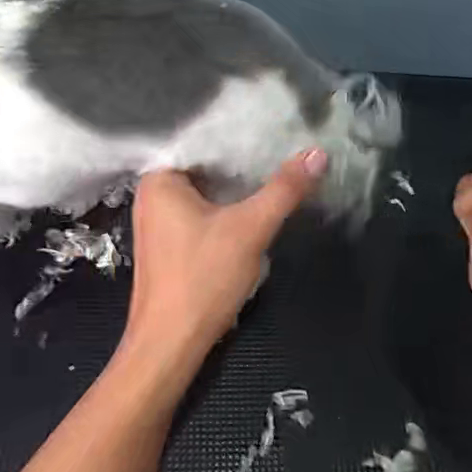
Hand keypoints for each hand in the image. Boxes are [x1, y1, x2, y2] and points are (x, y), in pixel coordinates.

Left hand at [124, 149, 326, 361]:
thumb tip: (318, 153)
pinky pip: (205, 213)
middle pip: (210, 168)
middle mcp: (153, 195)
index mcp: (160, 180)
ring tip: (280, 170)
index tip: (279, 127)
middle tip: (286, 146)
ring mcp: (161, 222)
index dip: (244, 136)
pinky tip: (257, 207)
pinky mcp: (172, 244)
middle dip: (245, 163)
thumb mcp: (250, 228)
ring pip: (210, 193)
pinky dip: (230, 210)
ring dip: (240, 189)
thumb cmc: (202, 278)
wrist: (170, 345)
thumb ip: (284, 189)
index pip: (206, 142)